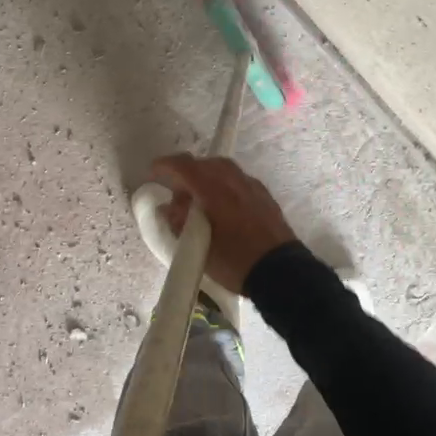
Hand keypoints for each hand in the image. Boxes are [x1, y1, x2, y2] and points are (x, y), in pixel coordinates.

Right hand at [150, 154, 297, 292]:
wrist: (281, 272)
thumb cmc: (236, 262)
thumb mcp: (200, 248)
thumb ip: (181, 224)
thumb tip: (169, 209)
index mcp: (215, 191)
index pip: (185, 166)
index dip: (166, 165)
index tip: (154, 172)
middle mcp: (234, 182)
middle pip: (206, 164)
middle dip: (188, 173)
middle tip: (179, 196)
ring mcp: (253, 188)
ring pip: (225, 170)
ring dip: (208, 178)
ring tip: (201, 202)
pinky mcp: (265, 197)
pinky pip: (239, 181)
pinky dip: (225, 186)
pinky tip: (223, 207)